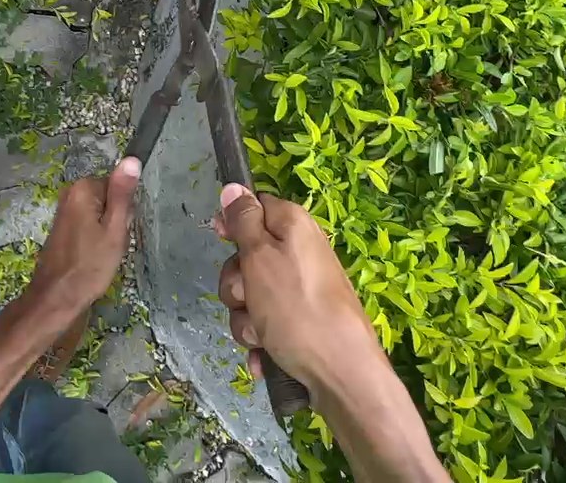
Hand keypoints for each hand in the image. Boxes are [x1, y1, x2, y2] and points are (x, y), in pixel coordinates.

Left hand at [26, 156, 141, 321]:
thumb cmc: (90, 265)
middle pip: (108, 198)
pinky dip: (95, 238)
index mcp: (83, 188)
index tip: (118, 231)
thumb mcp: (114, 229)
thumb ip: (122, 194)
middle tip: (111, 244)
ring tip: (103, 252)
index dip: (123, 211)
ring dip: (106, 232)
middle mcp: (70, 193)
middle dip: (114, 221)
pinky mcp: (63, 226)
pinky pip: (89, 224)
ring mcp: (64, 210)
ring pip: (100, 213)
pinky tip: (93, 256)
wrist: (57, 297)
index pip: (117, 187)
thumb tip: (132, 159)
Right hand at [214, 183, 383, 397]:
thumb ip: (244, 221)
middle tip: (248, 298)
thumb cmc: (298, 309)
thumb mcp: (262, 257)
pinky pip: (266, 325)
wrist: (343, 377)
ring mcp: (301, 292)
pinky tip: (267, 356)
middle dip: (237, 285)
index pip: (254, 207)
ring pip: (251, 296)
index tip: (221, 240)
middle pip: (247, 257)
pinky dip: (262, 341)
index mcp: (293, 226)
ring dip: (248, 319)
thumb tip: (234, 187)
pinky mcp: (302, 324)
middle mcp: (299, 253)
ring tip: (263, 335)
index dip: (233, 224)